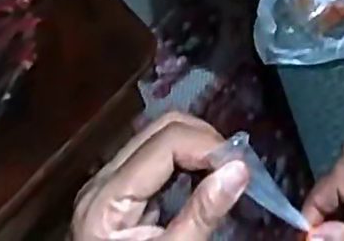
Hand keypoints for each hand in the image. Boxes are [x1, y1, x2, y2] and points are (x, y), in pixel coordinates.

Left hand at [72, 112, 249, 240]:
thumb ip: (201, 215)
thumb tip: (240, 168)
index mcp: (108, 198)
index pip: (166, 141)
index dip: (206, 145)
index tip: (240, 165)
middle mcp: (102, 179)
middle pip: (161, 129)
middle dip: (203, 140)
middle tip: (233, 165)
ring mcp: (106, 183)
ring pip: (158, 135)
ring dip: (195, 147)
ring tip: (222, 171)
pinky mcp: (116, 191)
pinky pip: (154, 156)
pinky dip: (183, 160)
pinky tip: (201, 178)